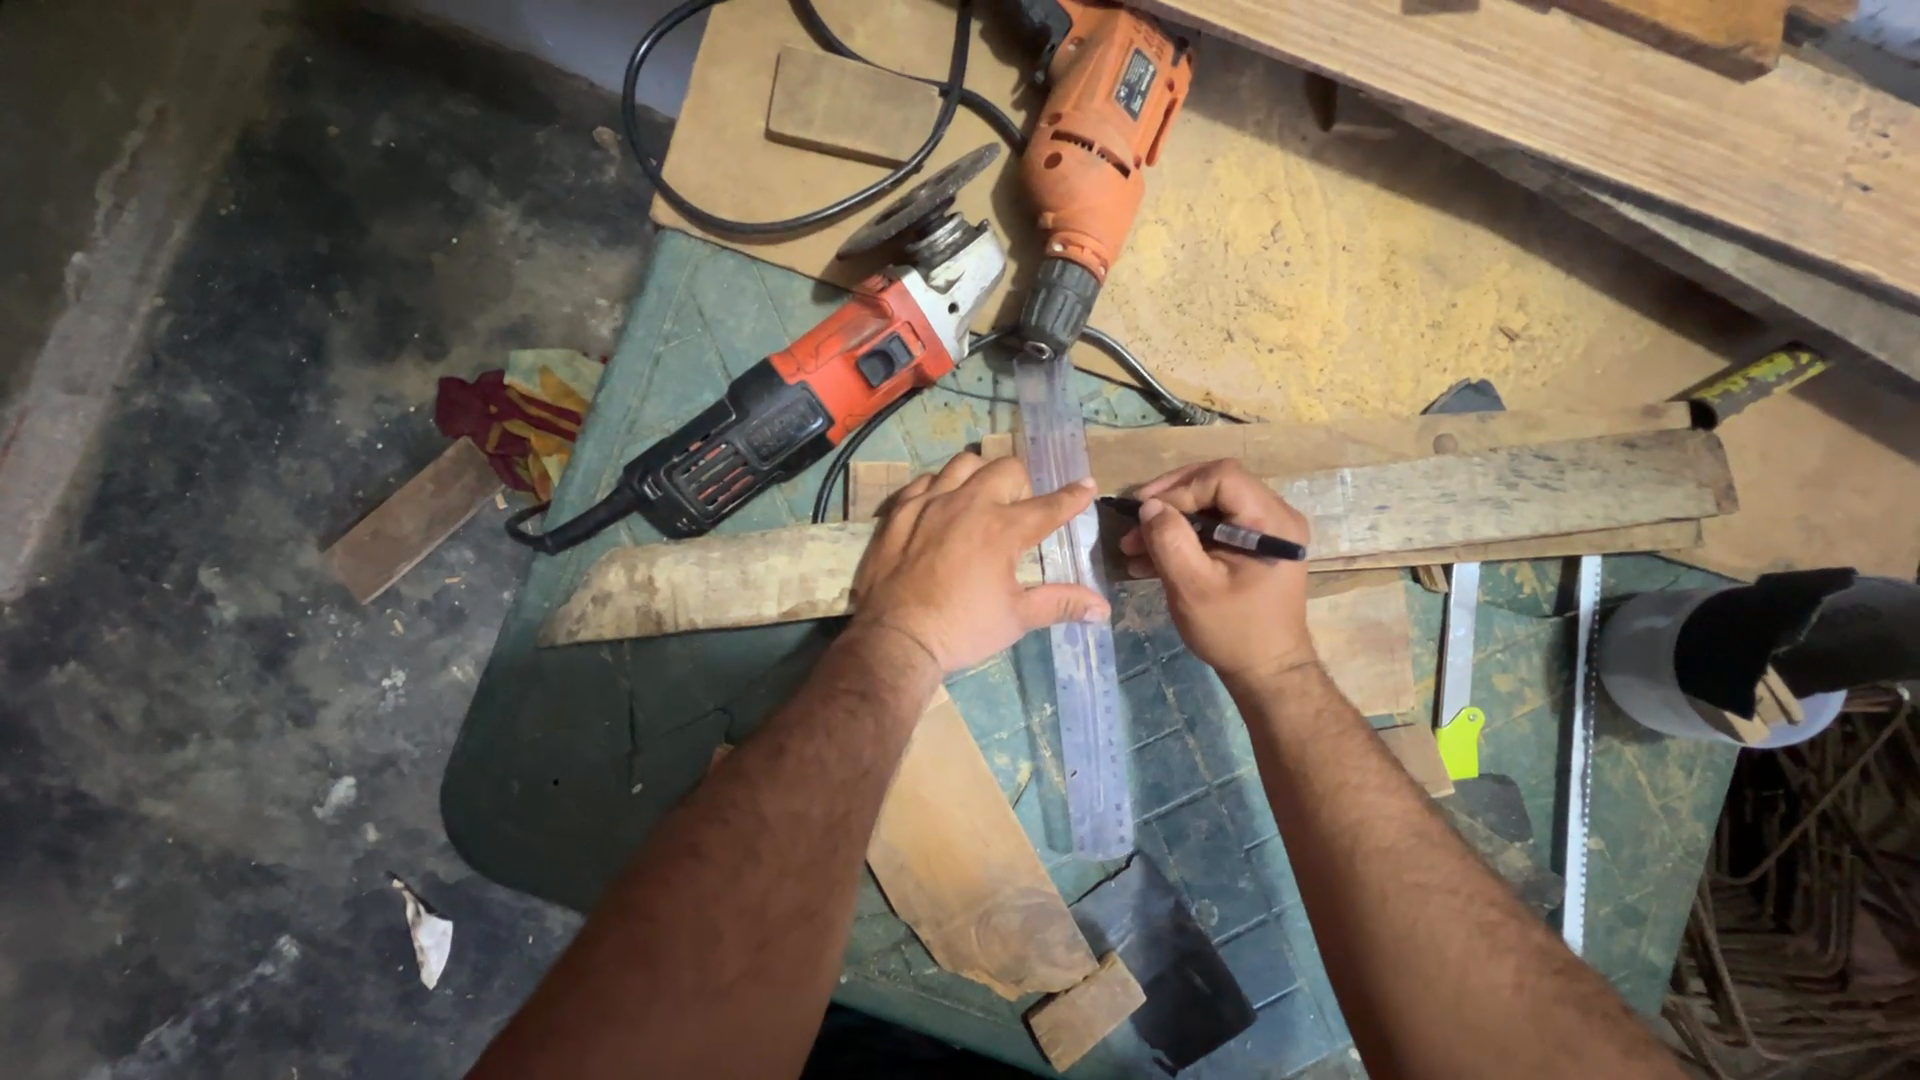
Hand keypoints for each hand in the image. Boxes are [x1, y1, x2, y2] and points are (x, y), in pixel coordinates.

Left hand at [850, 453, 1110, 673]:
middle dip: (1022, 483)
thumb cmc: (963, 629)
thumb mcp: (1017, 618)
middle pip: (1005, 469)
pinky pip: (924, 481)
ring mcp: (930, 503)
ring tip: (981, 495)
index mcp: (1003, 528)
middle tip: (1020, 507)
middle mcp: (968, 504)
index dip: (1072, 497)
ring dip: (980, 474)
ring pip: (962, 464)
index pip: (1048, 506)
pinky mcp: (899, 511)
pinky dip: (939, 486)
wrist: (897, 639)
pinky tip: (940, 504)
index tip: (1086, 485)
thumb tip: (1103, 608)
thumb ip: (1061, 603)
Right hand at [1118, 459, 1315, 685]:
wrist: (1266, 672)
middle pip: (1215, 484)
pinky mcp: (1253, 546)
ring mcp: (1266, 531)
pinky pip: (1214, 526)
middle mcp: (1276, 516)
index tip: (1145, 515)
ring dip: (1170, 521)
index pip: (1221, 477)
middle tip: (1134, 521)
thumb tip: (1149, 506)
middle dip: (1169, 501)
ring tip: (1133, 546)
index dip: (1178, 489)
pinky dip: (1183, 536)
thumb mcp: (1192, 587)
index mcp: (1271, 521)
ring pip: (1210, 505)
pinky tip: (1150, 558)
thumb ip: (1169, 540)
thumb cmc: (1233, 631)